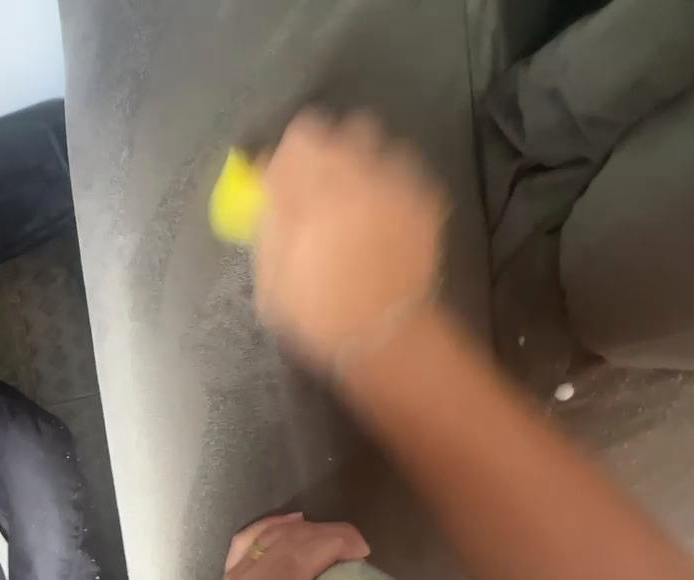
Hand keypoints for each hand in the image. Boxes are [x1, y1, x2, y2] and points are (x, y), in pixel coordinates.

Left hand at [193, 515, 371, 579]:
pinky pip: (250, 539)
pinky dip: (274, 526)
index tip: (364, 553)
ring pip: (270, 534)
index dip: (338, 541)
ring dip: (306, 531)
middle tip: (355, 551)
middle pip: (290, 537)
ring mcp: (233, 576)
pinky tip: (297, 522)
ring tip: (334, 542)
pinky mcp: (228, 576)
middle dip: (328, 534)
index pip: (304, 550)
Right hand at [252, 111, 449, 363]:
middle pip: (343, 130)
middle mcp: (361, 176)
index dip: (285, 155)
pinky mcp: (425, 201)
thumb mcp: (272, 275)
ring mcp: (398, 186)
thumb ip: (270, 222)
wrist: (382, 335)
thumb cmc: (315, 312)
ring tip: (351, 196)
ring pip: (378, 146)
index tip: (277, 178)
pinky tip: (379, 212)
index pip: (299, 139)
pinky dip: (388, 183)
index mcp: (316, 192)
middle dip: (325, 151)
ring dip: (360, 162)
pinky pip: (404, 172)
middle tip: (314, 186)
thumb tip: (269, 188)